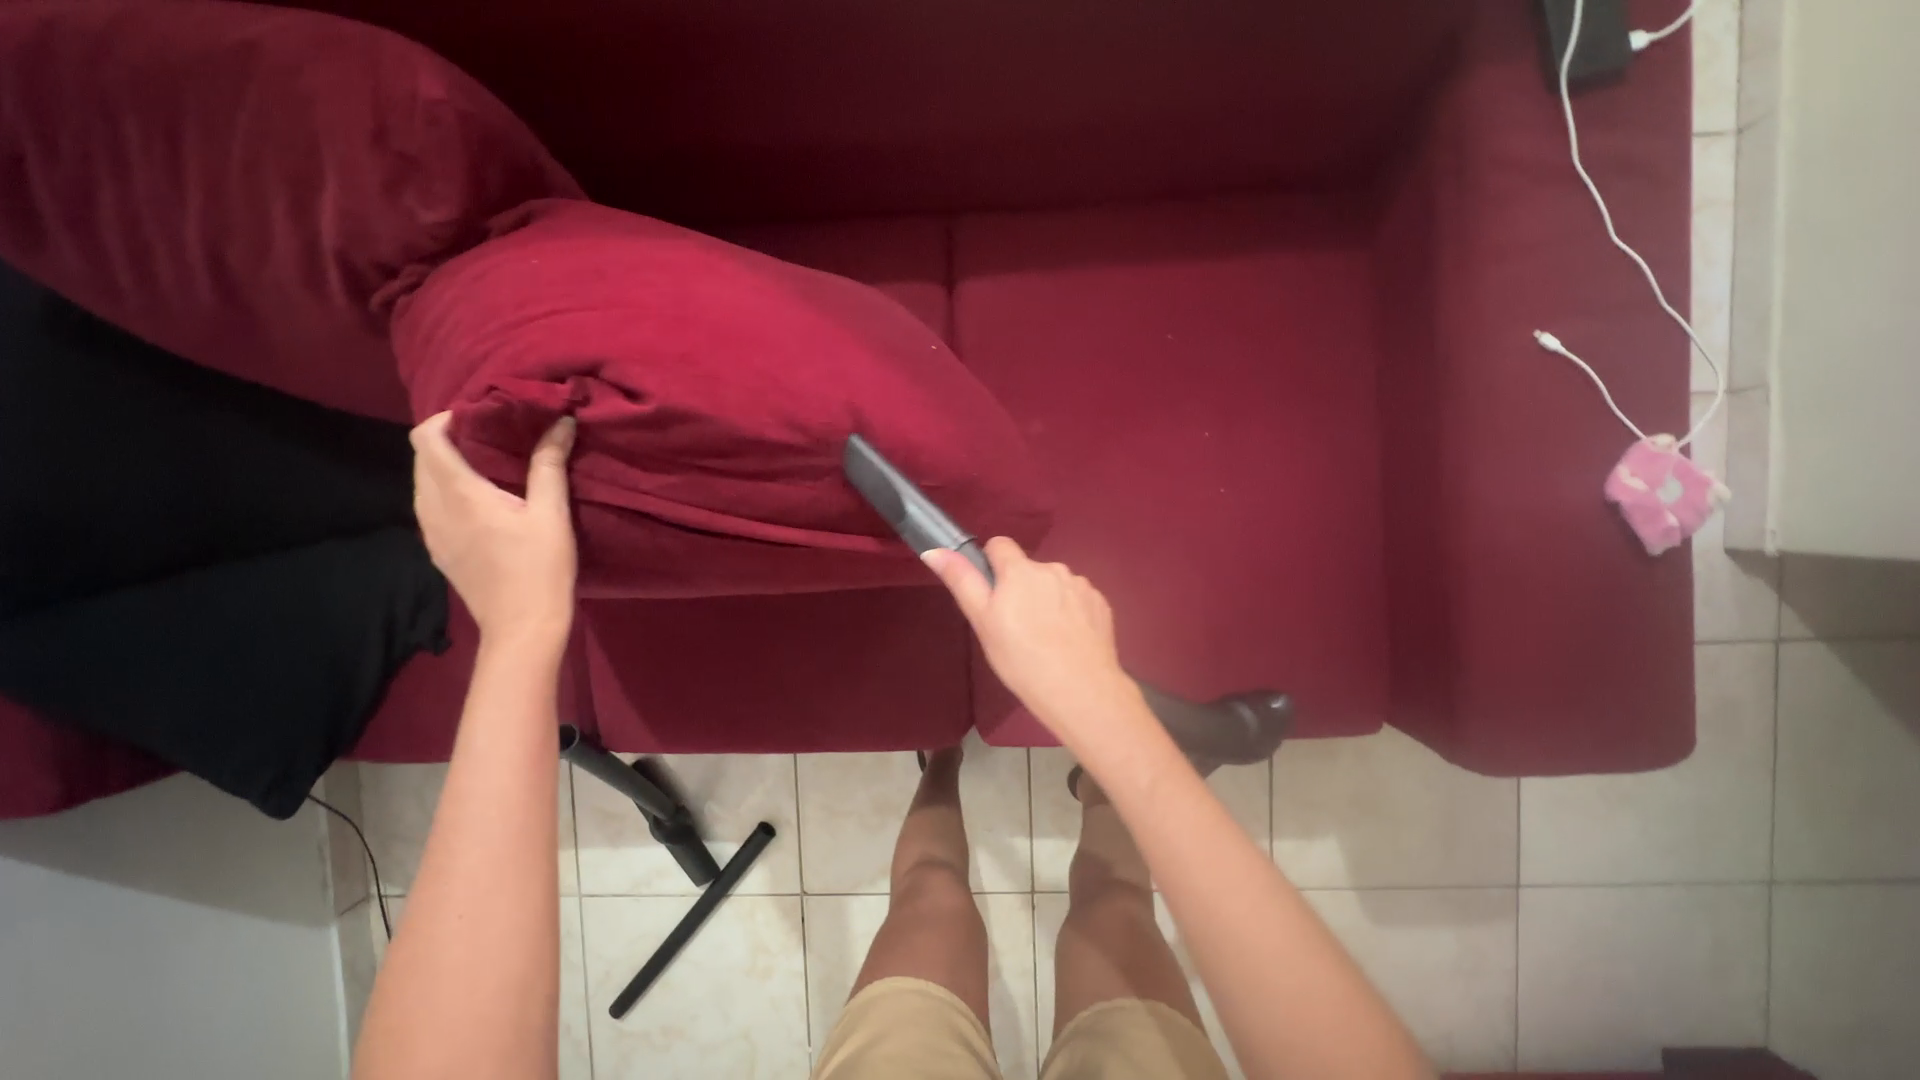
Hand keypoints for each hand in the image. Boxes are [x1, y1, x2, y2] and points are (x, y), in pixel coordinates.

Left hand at [410, 411, 577, 648]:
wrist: (522, 628)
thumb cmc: (541, 569)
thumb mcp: (552, 514)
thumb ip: (549, 464)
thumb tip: (561, 422)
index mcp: (459, 493)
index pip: (425, 438)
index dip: (445, 419)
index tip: (481, 415)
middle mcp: (433, 509)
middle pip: (422, 458)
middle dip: (449, 440)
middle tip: (490, 436)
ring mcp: (431, 533)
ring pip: (423, 483)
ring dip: (446, 467)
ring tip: (487, 466)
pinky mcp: (438, 551)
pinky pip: (431, 507)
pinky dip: (447, 492)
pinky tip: (481, 502)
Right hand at [923, 538, 1139, 742]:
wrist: (1080, 690)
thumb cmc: (1021, 658)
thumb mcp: (983, 621)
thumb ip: (962, 580)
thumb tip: (935, 550)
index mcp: (1020, 570)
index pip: (1000, 545)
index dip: (991, 566)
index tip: (993, 595)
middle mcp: (1053, 568)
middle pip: (1028, 569)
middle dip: (1020, 588)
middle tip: (1016, 627)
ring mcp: (1081, 586)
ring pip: (1054, 584)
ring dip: (1046, 600)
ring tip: (1044, 638)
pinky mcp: (1101, 604)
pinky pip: (1077, 599)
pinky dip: (1070, 613)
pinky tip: (1067, 641)